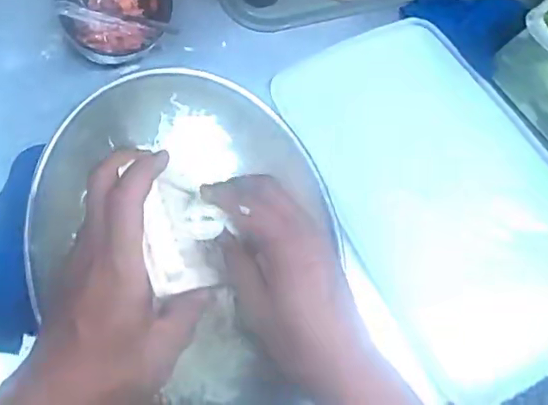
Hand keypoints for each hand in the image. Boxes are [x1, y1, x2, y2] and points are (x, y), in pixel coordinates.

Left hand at [0, 149, 210, 404]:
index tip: (163, 156)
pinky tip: (129, 231)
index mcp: (116, 257)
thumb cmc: (111, 365)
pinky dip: (108, 207)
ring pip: (91, 199)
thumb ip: (186, 312)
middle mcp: (91, 243)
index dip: (143, 168)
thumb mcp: (161, 348)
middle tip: (148, 158)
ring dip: (114, 182)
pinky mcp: (69, 265)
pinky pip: (89, 221)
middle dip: (121, 158)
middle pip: (97, 181)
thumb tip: (208, 285)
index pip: (125, 194)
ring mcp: (76, 252)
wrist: (57, 386)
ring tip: (145, 191)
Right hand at [204, 176, 413, 404]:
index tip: (201, 194)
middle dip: (237, 185)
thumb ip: (236, 263)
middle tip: (216, 194)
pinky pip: (292, 205)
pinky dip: (271, 201)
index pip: (247, 203)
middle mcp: (303, 228)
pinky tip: (258, 220)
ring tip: (233, 203)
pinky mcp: (322, 241)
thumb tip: (221, 233)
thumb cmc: (296, 338)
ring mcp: (316, 232)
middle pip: (267, 187)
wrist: (346, 362)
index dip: (221, 195)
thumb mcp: (256, 306)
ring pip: (282, 193)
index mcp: (284, 242)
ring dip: (254, 190)